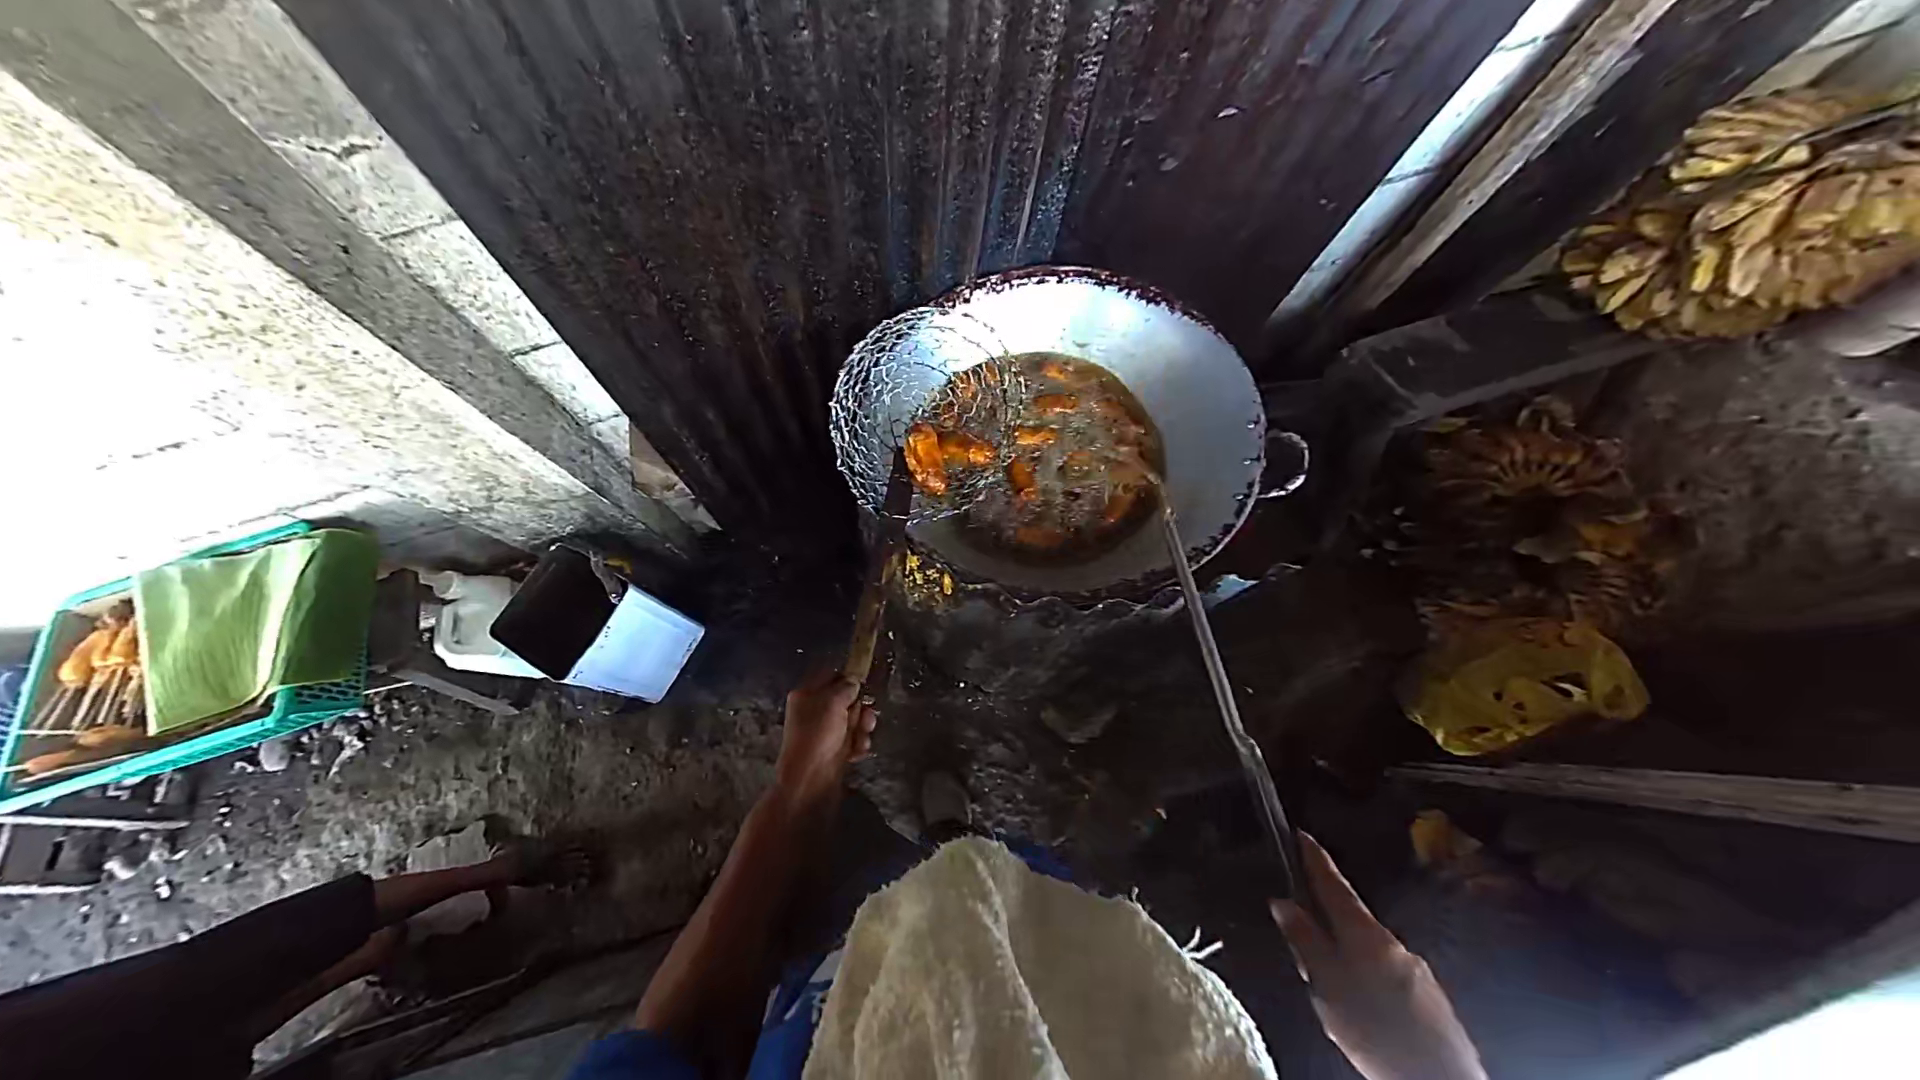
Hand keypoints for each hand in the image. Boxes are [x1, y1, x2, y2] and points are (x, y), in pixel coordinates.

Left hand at [773, 669, 876, 802]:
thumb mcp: (832, 703)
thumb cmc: (817, 736)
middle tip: (864, 717)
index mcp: (806, 695)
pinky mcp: (836, 749)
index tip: (866, 677)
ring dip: (863, 728)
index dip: (848, 676)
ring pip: (855, 719)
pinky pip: (855, 738)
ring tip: (861, 738)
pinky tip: (857, 752)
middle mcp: (815, 711)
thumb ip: (846, 687)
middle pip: (847, 698)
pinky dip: (859, 744)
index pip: (830, 675)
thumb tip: (855, 681)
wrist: (809, 783)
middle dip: (859, 708)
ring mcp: (826, 731)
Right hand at [1271, 834, 1485, 1079]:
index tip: (1301, 834)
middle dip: (1324, 915)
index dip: (1315, 858)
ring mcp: (1414, 968)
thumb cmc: (1375, 1030)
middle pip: (1349, 916)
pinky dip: (1365, 974)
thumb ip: (1304, 941)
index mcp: (1363, 932)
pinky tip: (1359, 1001)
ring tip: (1326, 979)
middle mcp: (1391, 941)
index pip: (1333, 883)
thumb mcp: (1326, 985)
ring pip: (1366, 946)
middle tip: (1298, 926)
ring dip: (1344, 950)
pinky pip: (1384, 971)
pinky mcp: (1428, 996)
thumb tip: (1283, 901)